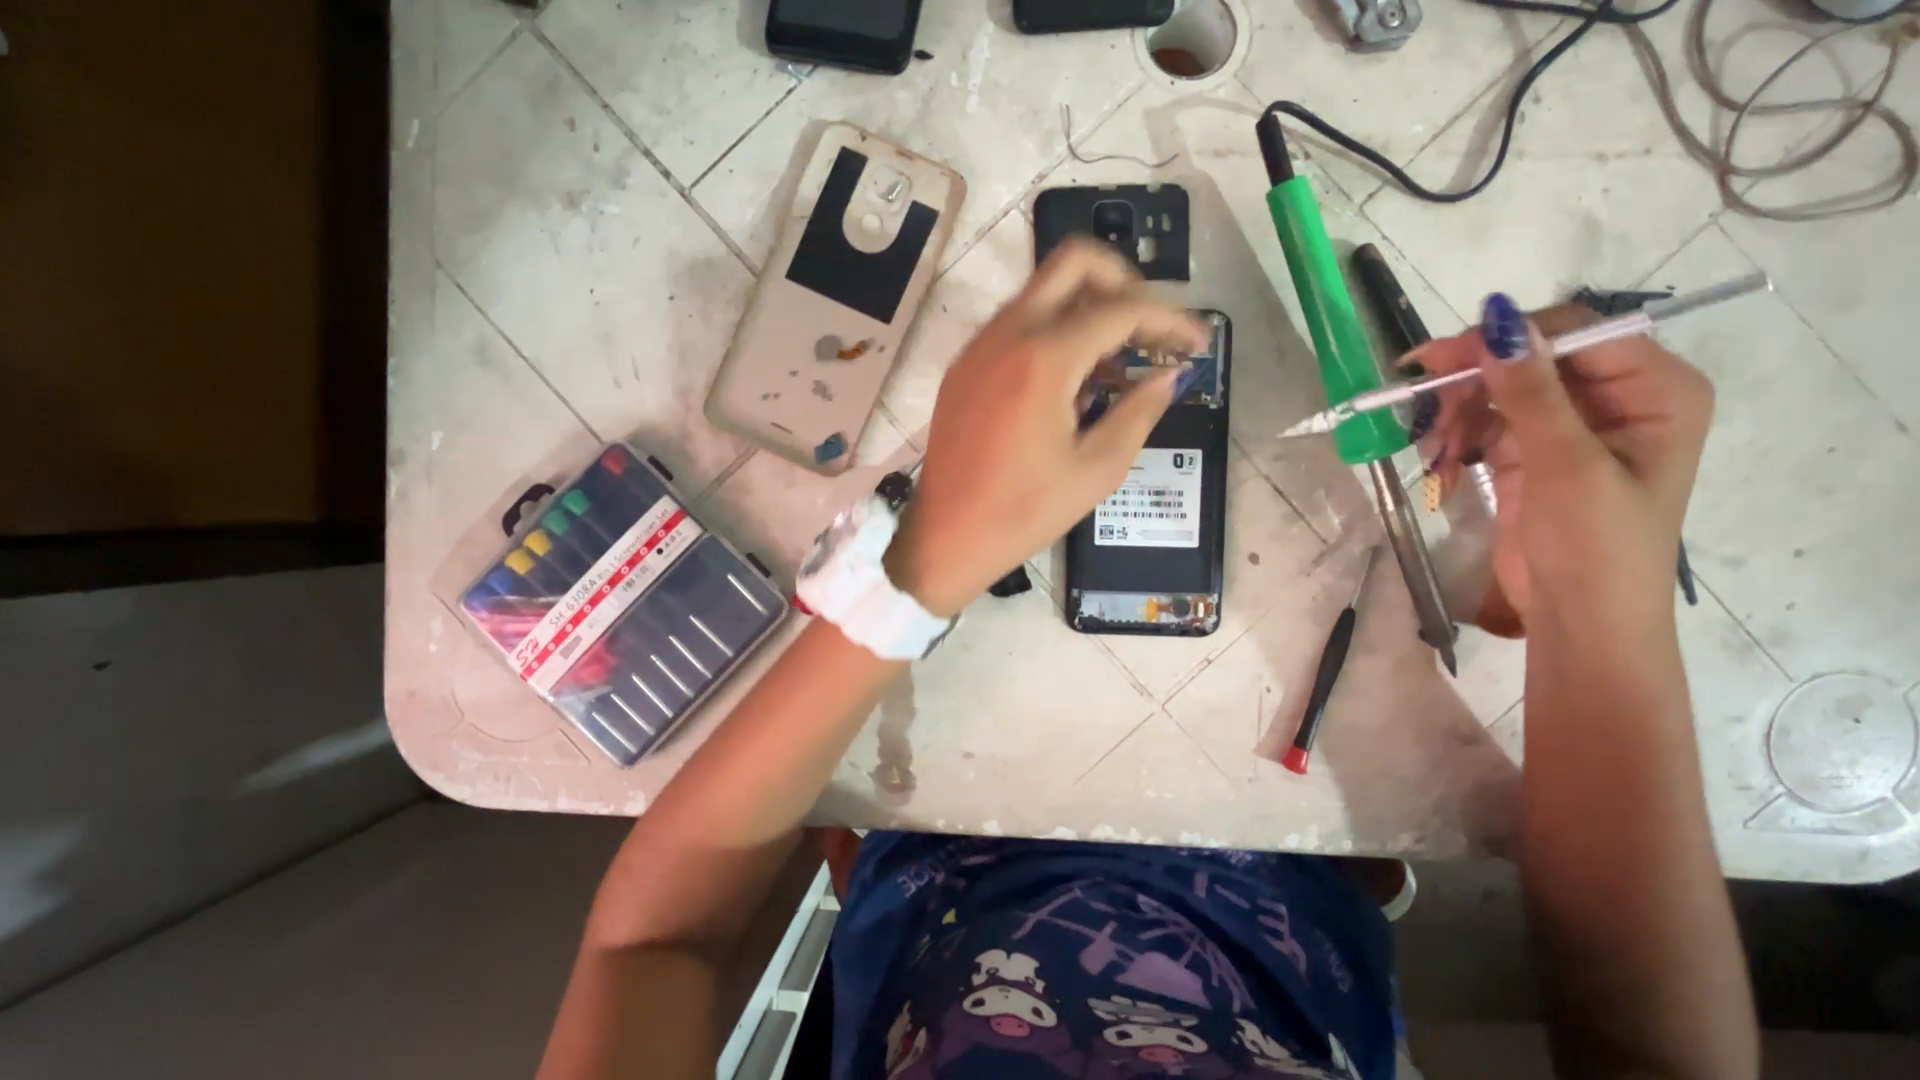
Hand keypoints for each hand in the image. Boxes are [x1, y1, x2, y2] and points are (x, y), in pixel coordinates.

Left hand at [885, 238, 1208, 616]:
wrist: (945, 537)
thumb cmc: (1024, 512)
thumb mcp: (1096, 469)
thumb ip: (1139, 411)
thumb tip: (1169, 376)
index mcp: (1043, 358)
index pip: (1121, 307)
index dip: (1170, 319)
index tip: (1196, 343)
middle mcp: (1007, 333)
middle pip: (1074, 261)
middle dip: (1124, 282)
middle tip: (1148, 329)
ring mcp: (980, 345)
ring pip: (1042, 289)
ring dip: (1087, 306)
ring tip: (1116, 363)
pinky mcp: (965, 364)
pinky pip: (1017, 321)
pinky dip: (1053, 330)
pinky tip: (1073, 381)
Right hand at [1408, 295, 1713, 636]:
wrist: (1580, 623)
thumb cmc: (1595, 547)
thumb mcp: (1565, 465)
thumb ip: (1531, 390)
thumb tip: (1496, 317)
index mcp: (1655, 389)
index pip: (1577, 332)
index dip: (1509, 339)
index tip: (1441, 360)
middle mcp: (1617, 397)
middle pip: (1531, 357)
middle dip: (1473, 381)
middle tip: (1418, 398)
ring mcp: (1571, 425)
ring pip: (1499, 388)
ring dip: (1457, 412)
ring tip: (1433, 451)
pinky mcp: (1533, 452)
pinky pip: (1486, 422)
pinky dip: (1458, 438)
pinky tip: (1442, 464)